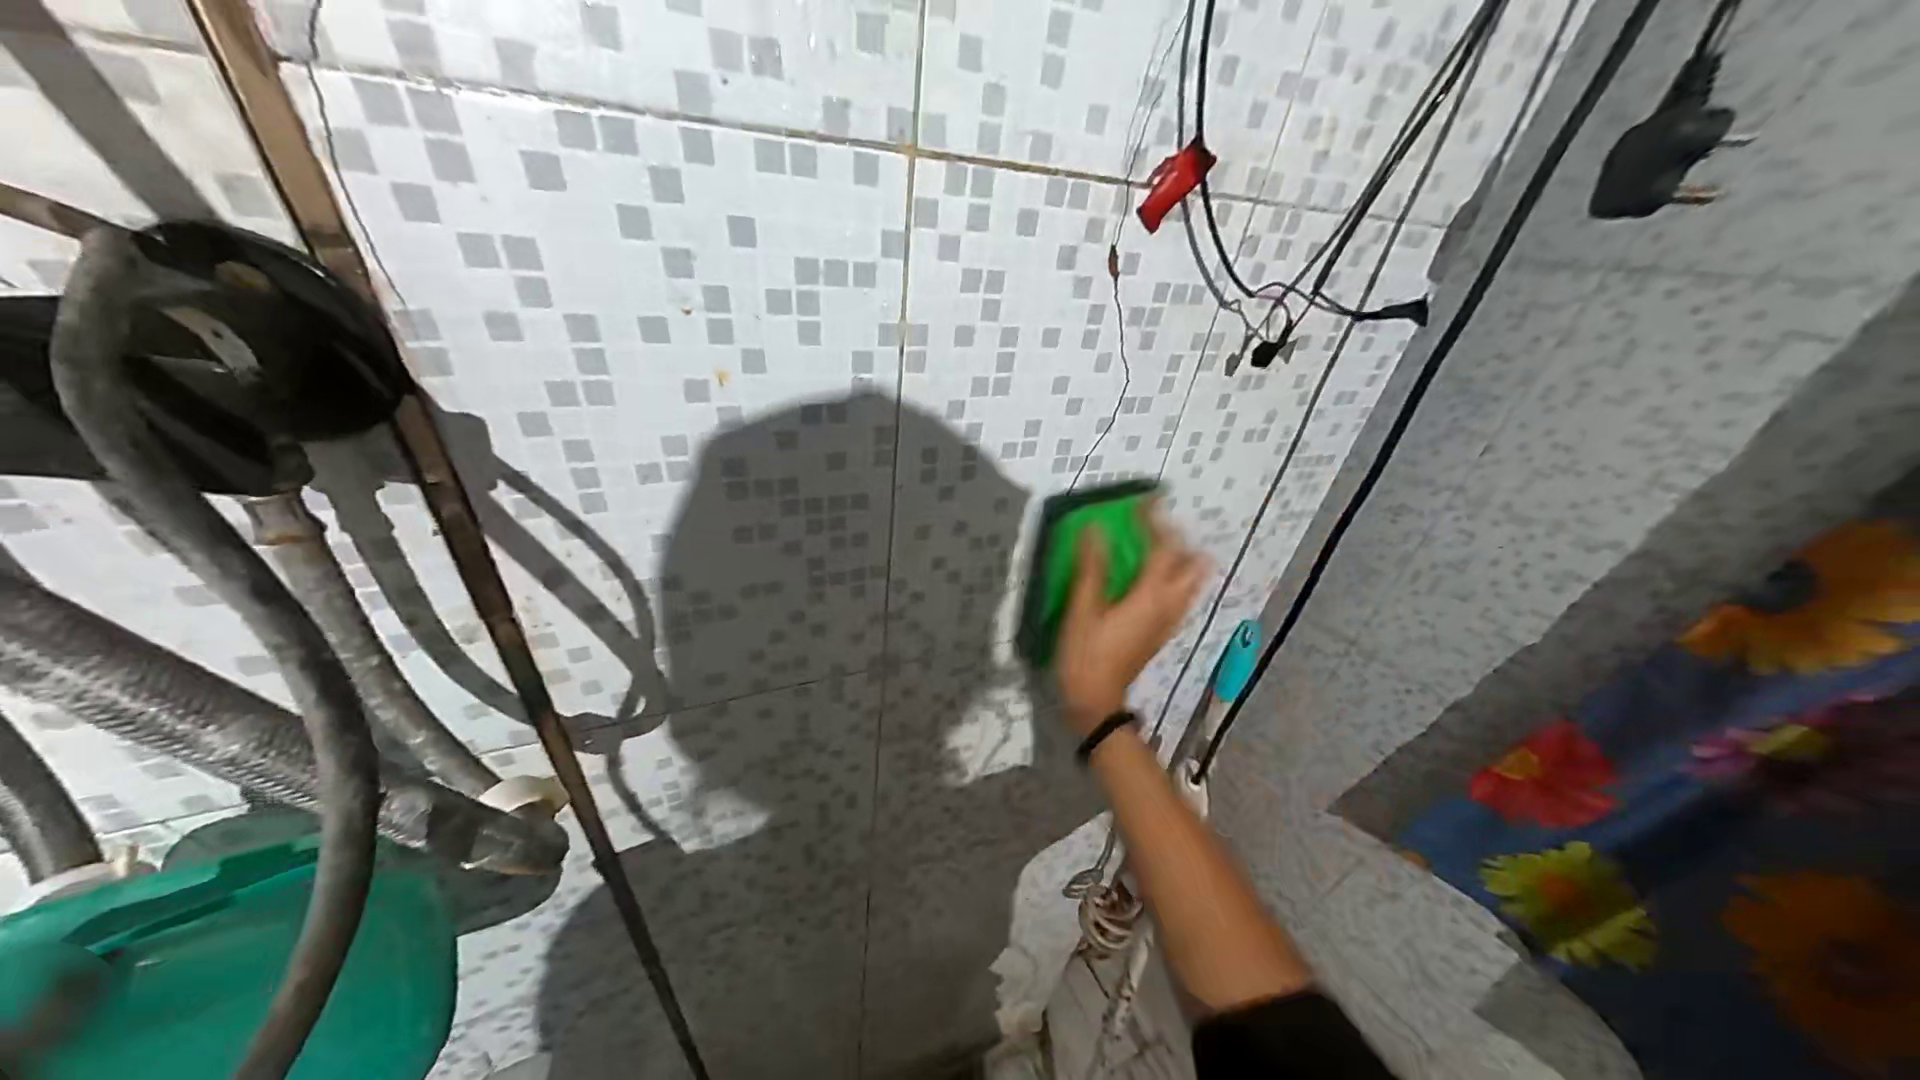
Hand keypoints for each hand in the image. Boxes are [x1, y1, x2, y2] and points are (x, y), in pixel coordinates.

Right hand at [1055, 502, 1207, 734]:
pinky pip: (1181, 597)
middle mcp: (1169, 606)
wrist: (1096, 702)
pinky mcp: (1162, 632)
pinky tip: (1149, 578)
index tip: (1146, 501)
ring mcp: (1169, 621)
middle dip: (1179, 540)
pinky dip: (1174, 578)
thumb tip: (1096, 529)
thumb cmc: (1085, 655)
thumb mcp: (1082, 610)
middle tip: (1154, 528)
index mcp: (1150, 596)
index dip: (1156, 522)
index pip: (1164, 549)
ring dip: (1181, 559)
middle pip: (1193, 565)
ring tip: (1154, 547)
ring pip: (1192, 582)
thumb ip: (1092, 568)